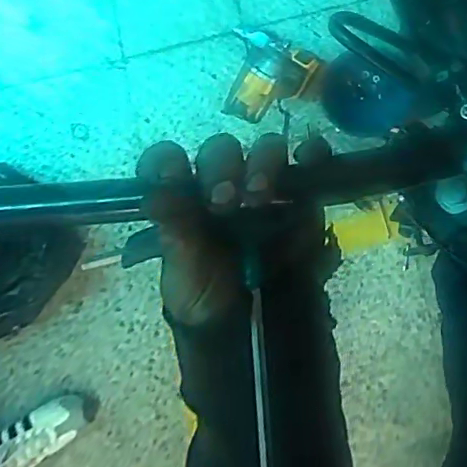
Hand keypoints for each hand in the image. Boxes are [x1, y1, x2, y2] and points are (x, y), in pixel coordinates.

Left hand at [136, 133, 333, 326]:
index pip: (167, 161)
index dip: (166, 160)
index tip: (171, 176)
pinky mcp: (302, 189)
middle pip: (222, 150)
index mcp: (185, 196)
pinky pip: (311, 157)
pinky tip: (306, 160)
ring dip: (263, 162)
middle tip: (223, 202)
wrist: (254, 319)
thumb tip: (155, 197)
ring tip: (260, 196)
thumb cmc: (207, 293)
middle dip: (222, 167)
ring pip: (266, 147)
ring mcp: (266, 181)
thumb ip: (174, 236)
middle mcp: (225, 181)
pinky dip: (312, 152)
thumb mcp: (182, 273)